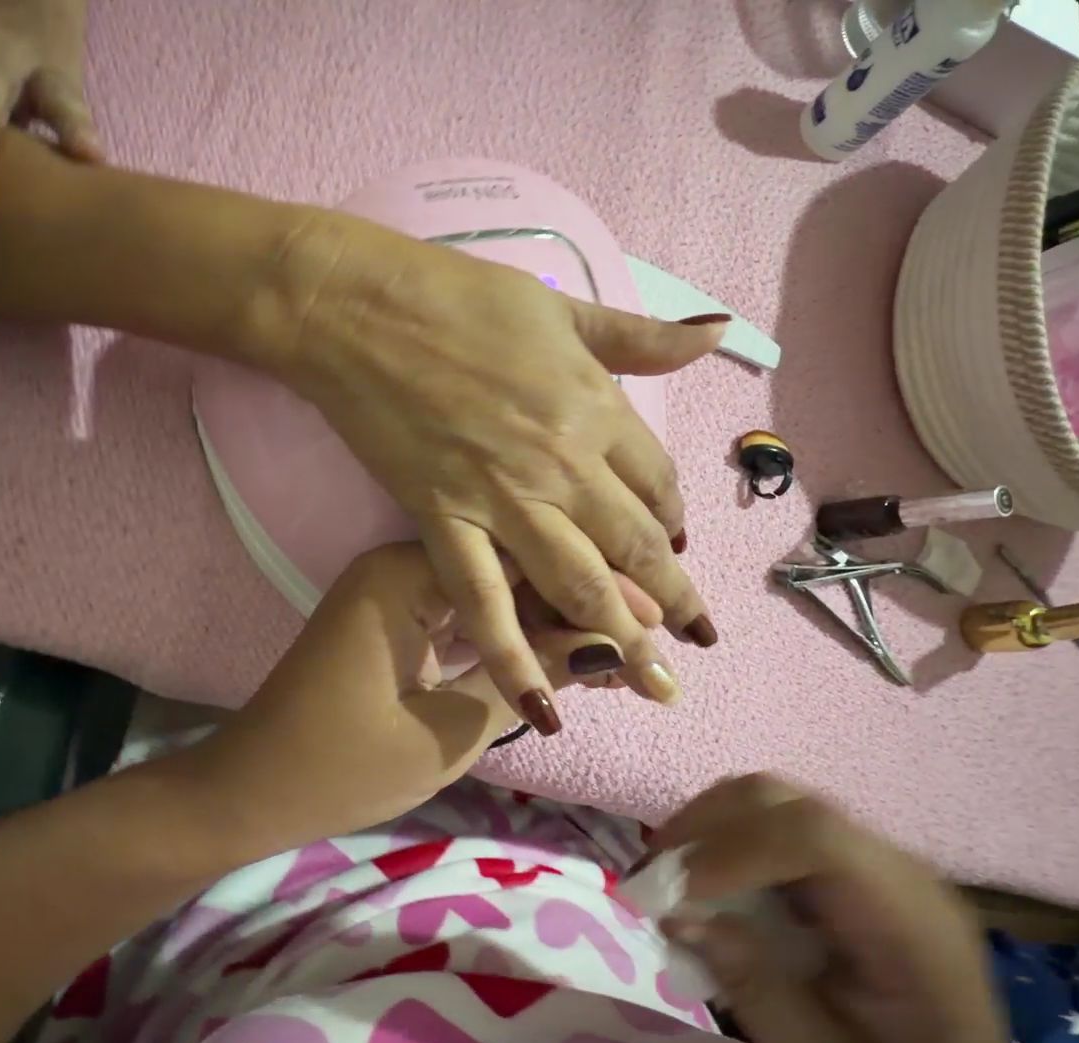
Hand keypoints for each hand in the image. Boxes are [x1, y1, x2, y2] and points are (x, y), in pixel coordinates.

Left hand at [191, 544, 658, 844]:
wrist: (253, 789)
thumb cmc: (345, 765)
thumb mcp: (449, 727)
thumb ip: (528, 679)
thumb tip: (608, 645)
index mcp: (408, 573)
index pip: (524, 566)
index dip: (595, 597)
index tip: (661, 626)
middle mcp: (401, 561)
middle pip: (512, 571)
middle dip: (580, 608)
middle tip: (652, 643)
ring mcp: (393, 587)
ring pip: (493, 591)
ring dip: (548, 622)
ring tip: (619, 651)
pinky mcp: (391, 616)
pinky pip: (465, 611)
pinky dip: (509, 635)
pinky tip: (561, 654)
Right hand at [282, 225, 725, 728]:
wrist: (360, 311)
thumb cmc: (461, 298)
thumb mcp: (563, 309)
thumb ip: (641, 337)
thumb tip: (718, 335)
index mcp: (596, 408)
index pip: (656, 486)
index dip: (672, 524)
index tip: (672, 549)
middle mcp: (562, 465)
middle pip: (634, 549)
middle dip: (673, 602)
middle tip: (695, 649)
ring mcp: (502, 500)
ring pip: (577, 585)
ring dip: (622, 641)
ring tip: (655, 688)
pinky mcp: (442, 521)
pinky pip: (482, 601)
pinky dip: (512, 657)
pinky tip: (543, 706)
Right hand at [651, 776, 1017, 1042]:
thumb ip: (754, 988)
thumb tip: (678, 915)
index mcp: (908, 917)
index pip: (815, 838)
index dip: (734, 850)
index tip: (677, 891)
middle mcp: (896, 866)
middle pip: (785, 802)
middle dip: (706, 825)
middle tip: (652, 873)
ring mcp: (874, 857)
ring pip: (774, 799)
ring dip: (710, 825)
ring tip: (668, 871)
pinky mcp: (851, 863)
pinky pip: (777, 823)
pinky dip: (727, 838)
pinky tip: (705, 878)